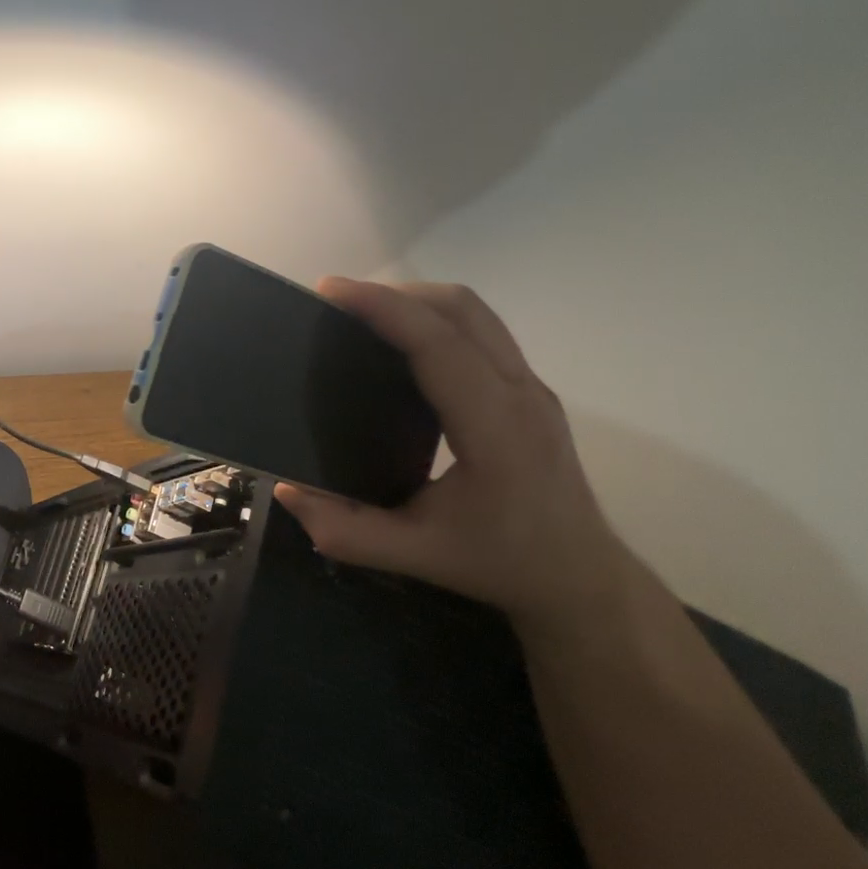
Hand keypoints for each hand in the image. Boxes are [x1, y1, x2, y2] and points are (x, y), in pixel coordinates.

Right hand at [274, 278, 639, 625]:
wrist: (580, 578)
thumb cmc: (499, 563)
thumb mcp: (415, 556)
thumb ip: (346, 531)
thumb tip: (287, 492)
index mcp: (495, 431)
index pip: (439, 346)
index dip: (385, 309)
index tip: (331, 291)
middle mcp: (520, 395)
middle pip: (461, 310)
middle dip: (395, 294)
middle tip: (338, 303)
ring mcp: (532, 389)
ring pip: (476, 314)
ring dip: (417, 301)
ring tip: (363, 314)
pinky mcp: (530, 391)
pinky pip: (482, 331)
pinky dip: (436, 318)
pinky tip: (401, 341)